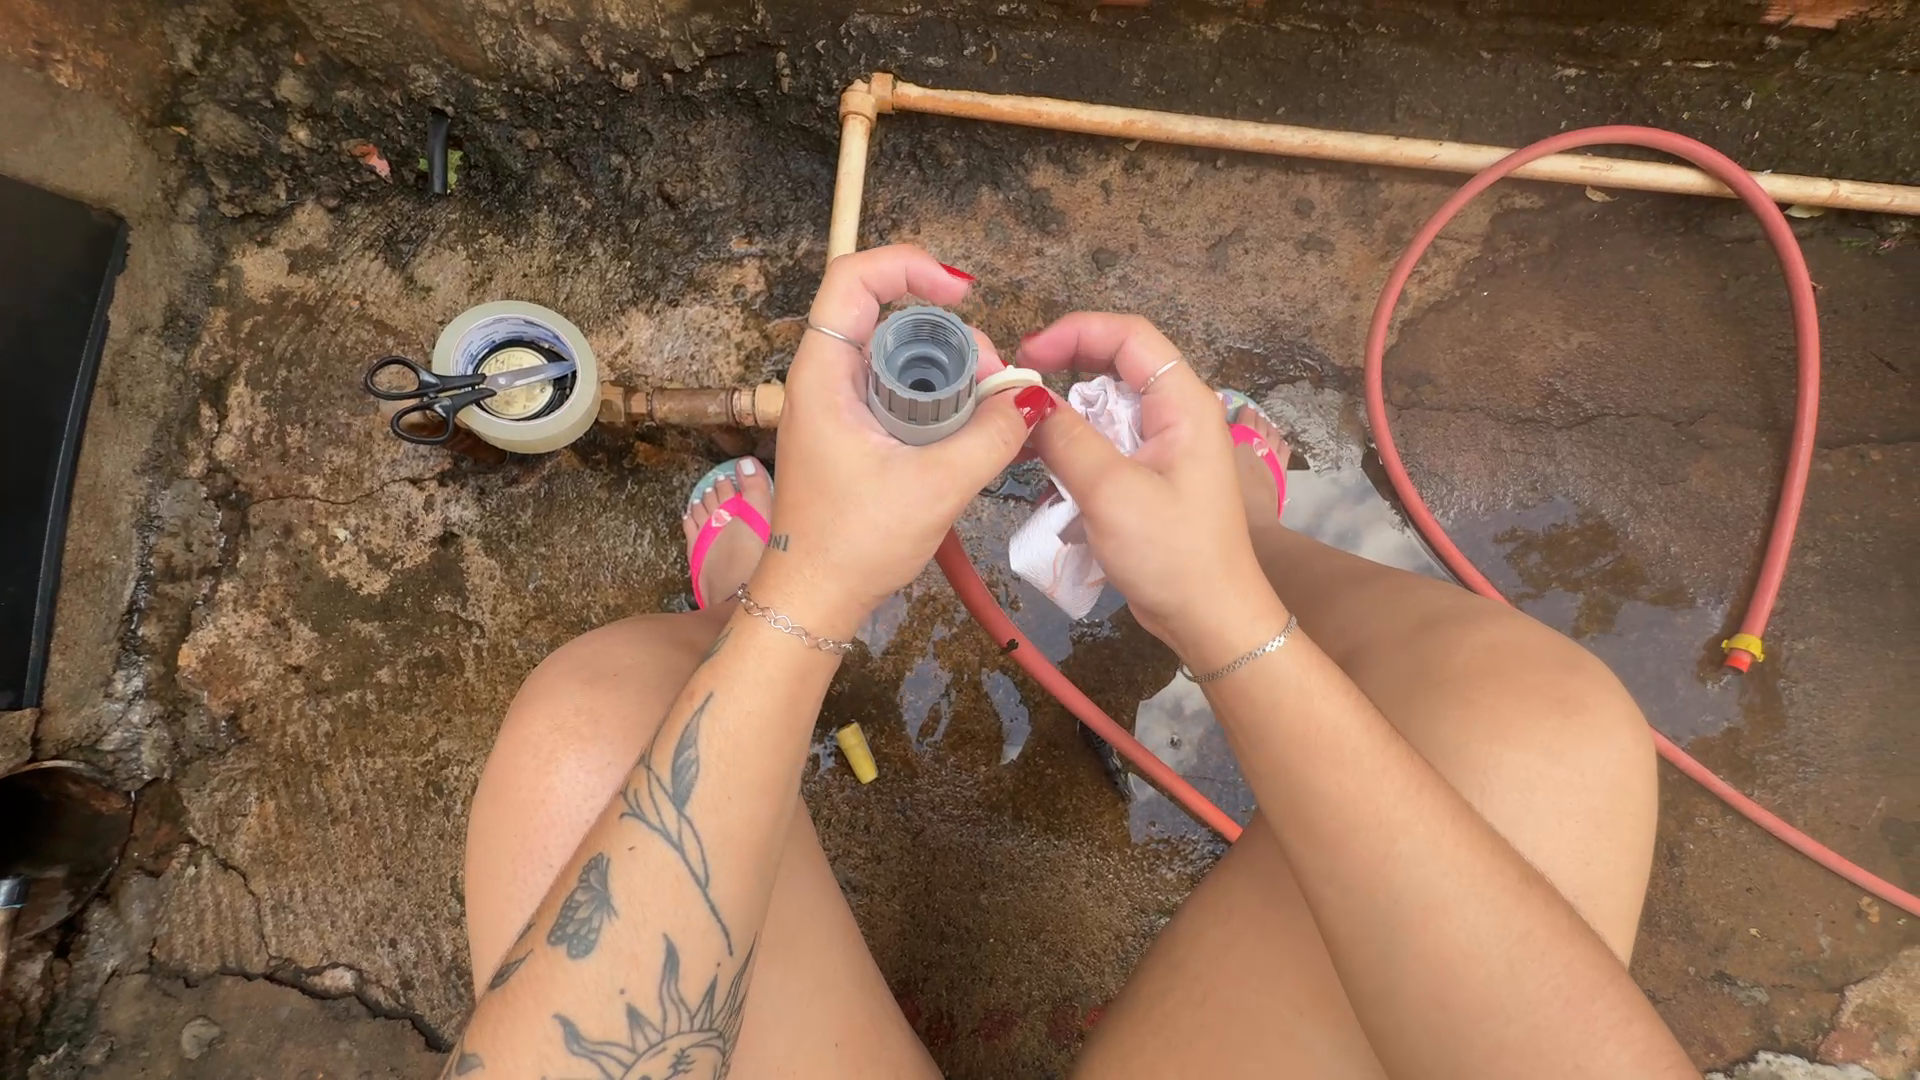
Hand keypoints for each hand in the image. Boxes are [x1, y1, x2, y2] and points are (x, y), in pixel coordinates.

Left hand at [752, 245, 1039, 635]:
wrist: (813, 598)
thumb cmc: (857, 543)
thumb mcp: (936, 487)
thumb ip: (990, 438)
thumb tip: (1031, 399)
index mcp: (824, 375)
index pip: (854, 280)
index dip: (910, 266)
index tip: (964, 295)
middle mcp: (824, 380)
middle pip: (889, 318)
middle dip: (949, 335)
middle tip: (993, 380)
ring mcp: (836, 408)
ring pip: (898, 358)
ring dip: (948, 371)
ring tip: (988, 409)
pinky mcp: (851, 434)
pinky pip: (897, 394)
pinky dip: (935, 399)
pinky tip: (967, 428)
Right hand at [1017, 313, 1285, 667]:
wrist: (1209, 619)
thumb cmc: (1171, 553)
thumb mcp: (1111, 492)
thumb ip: (1066, 439)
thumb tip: (1026, 401)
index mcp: (1182, 403)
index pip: (1129, 336)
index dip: (1074, 332)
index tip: (1026, 354)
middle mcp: (1175, 415)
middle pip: (1114, 367)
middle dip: (1063, 371)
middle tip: (1016, 394)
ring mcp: (1162, 447)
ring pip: (1105, 408)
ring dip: (1063, 415)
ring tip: (1022, 434)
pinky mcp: (1148, 476)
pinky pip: (1105, 444)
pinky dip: (1072, 447)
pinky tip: (1041, 464)